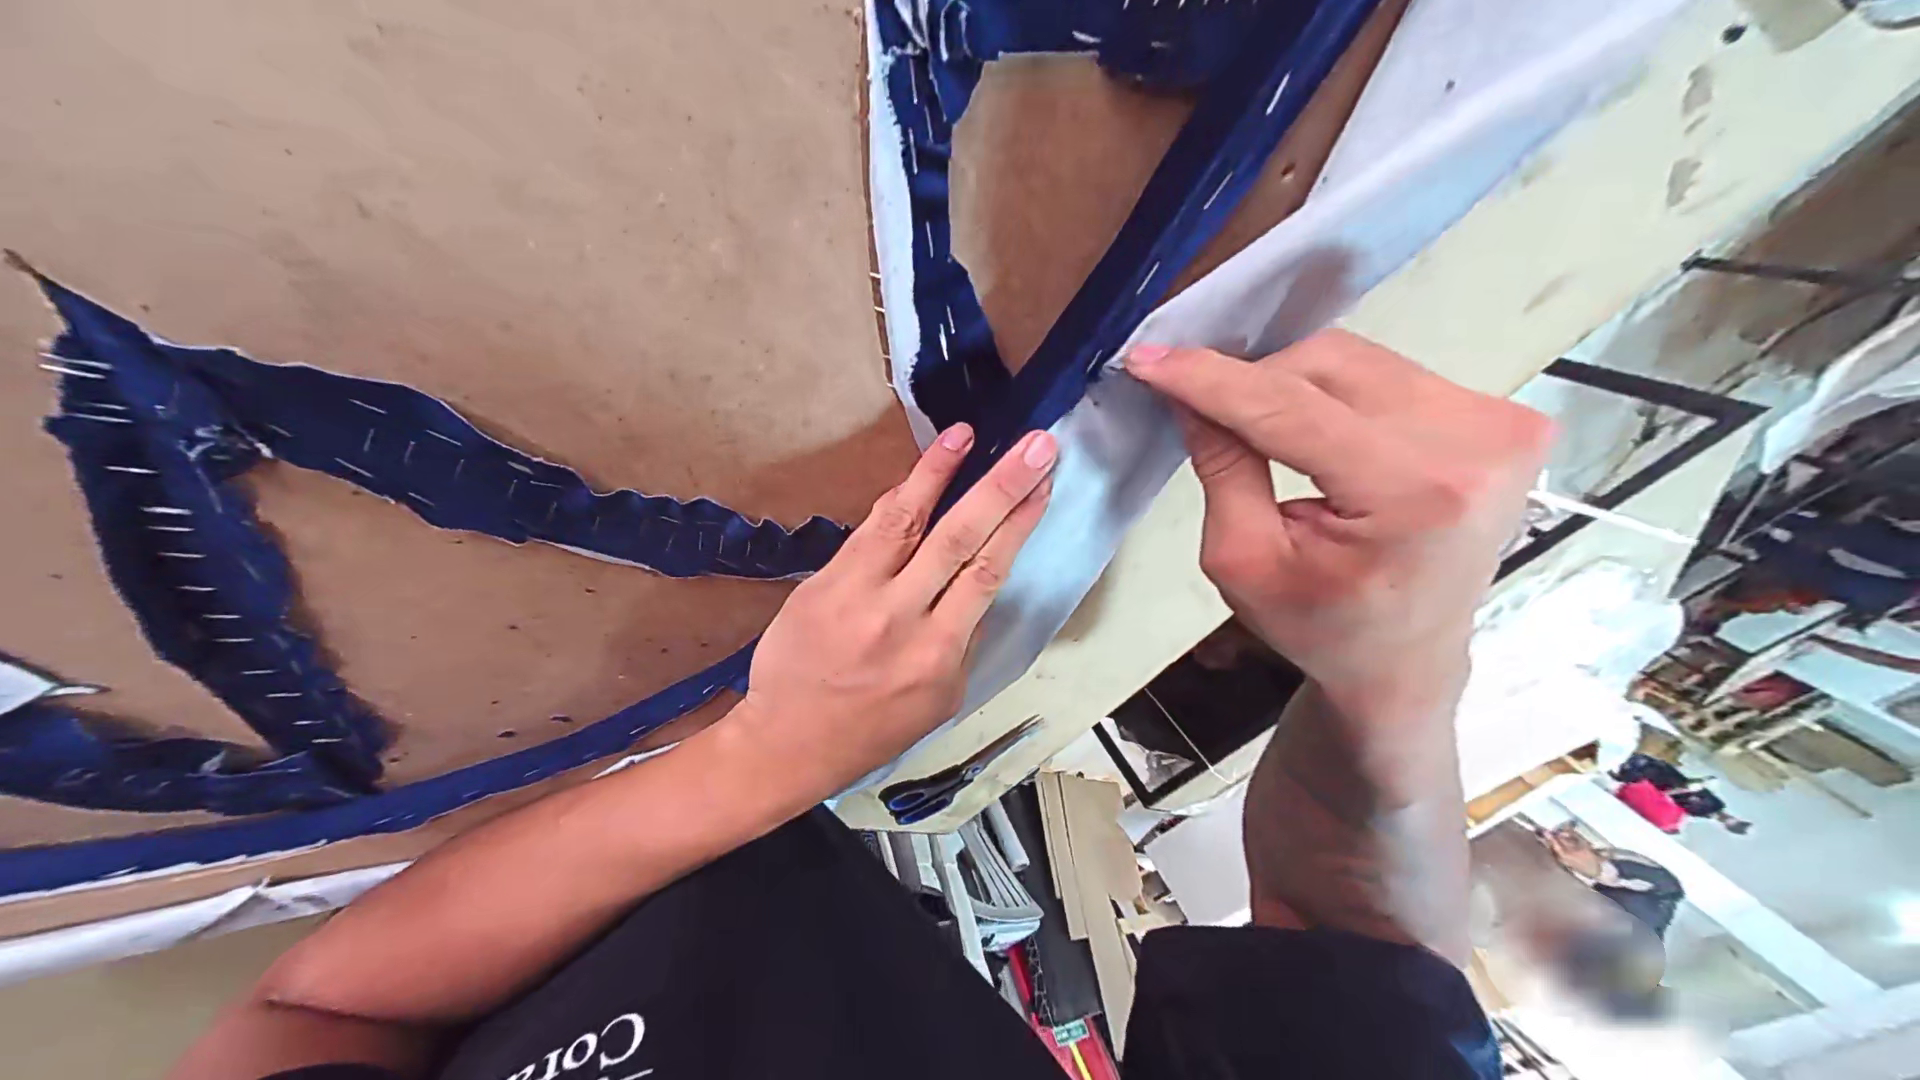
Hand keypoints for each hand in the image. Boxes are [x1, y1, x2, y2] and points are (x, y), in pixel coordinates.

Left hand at [726, 423, 1055, 794]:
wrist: (787, 741)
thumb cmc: (872, 728)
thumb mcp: (940, 698)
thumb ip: (962, 638)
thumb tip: (977, 581)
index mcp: (938, 653)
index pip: (988, 572)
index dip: (1019, 523)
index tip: (1043, 485)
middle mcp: (901, 617)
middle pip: (960, 537)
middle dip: (1003, 485)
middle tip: (1035, 445)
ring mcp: (857, 594)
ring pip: (907, 519)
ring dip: (941, 471)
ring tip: (968, 434)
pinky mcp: (824, 580)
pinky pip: (869, 529)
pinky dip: (898, 495)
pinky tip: (921, 470)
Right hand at [1127, 331, 1550, 716]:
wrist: (1405, 659)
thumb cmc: (1319, 626)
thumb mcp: (1243, 560)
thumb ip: (1221, 468)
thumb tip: (1189, 394)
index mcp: (1413, 493)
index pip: (1289, 408)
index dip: (1210, 380)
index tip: (1147, 361)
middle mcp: (1474, 442)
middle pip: (1328, 364)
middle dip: (1251, 382)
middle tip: (1205, 412)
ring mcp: (1501, 423)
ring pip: (1355, 360)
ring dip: (1289, 386)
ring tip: (1259, 431)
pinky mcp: (1504, 417)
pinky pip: (1386, 375)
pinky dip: (1331, 394)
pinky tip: (1312, 434)